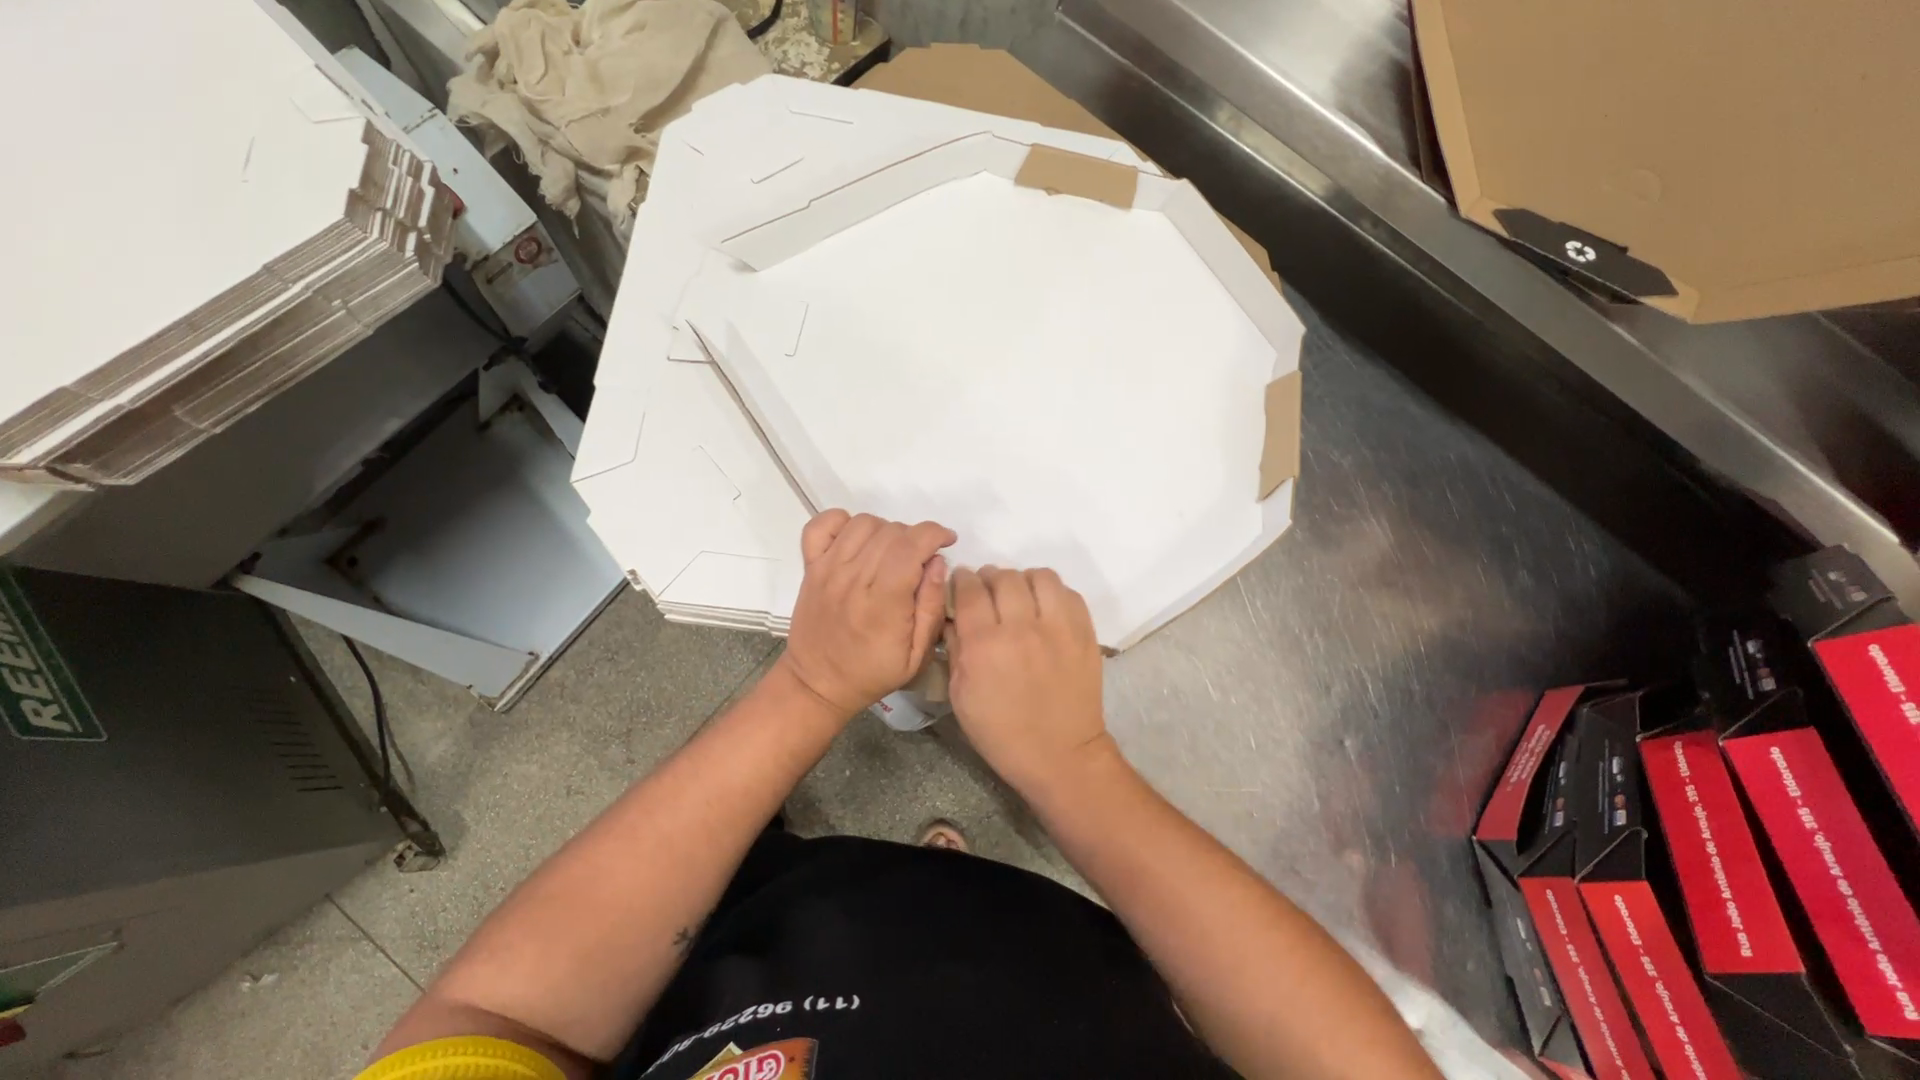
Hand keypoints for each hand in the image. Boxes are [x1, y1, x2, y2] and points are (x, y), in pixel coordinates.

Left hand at [777, 510, 954, 717]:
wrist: (818, 683)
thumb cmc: (872, 673)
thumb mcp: (916, 655)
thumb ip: (931, 607)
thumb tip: (937, 563)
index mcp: (882, 603)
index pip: (910, 546)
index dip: (934, 534)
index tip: (947, 541)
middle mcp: (853, 579)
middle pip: (890, 531)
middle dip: (915, 537)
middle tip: (920, 560)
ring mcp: (827, 569)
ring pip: (862, 523)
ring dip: (885, 530)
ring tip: (891, 552)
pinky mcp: (810, 567)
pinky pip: (821, 525)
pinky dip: (841, 522)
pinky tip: (856, 540)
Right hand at [946, 567, 1110, 794]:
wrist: (1060, 755)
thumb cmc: (1001, 733)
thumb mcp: (960, 696)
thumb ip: (956, 649)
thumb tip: (953, 617)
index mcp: (984, 645)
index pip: (971, 589)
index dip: (963, 579)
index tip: (963, 582)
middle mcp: (1021, 627)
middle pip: (1003, 577)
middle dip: (990, 578)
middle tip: (989, 591)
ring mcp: (1058, 627)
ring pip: (1039, 576)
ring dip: (1024, 581)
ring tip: (1020, 596)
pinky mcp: (1084, 632)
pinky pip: (1068, 593)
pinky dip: (1053, 594)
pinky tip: (1045, 609)